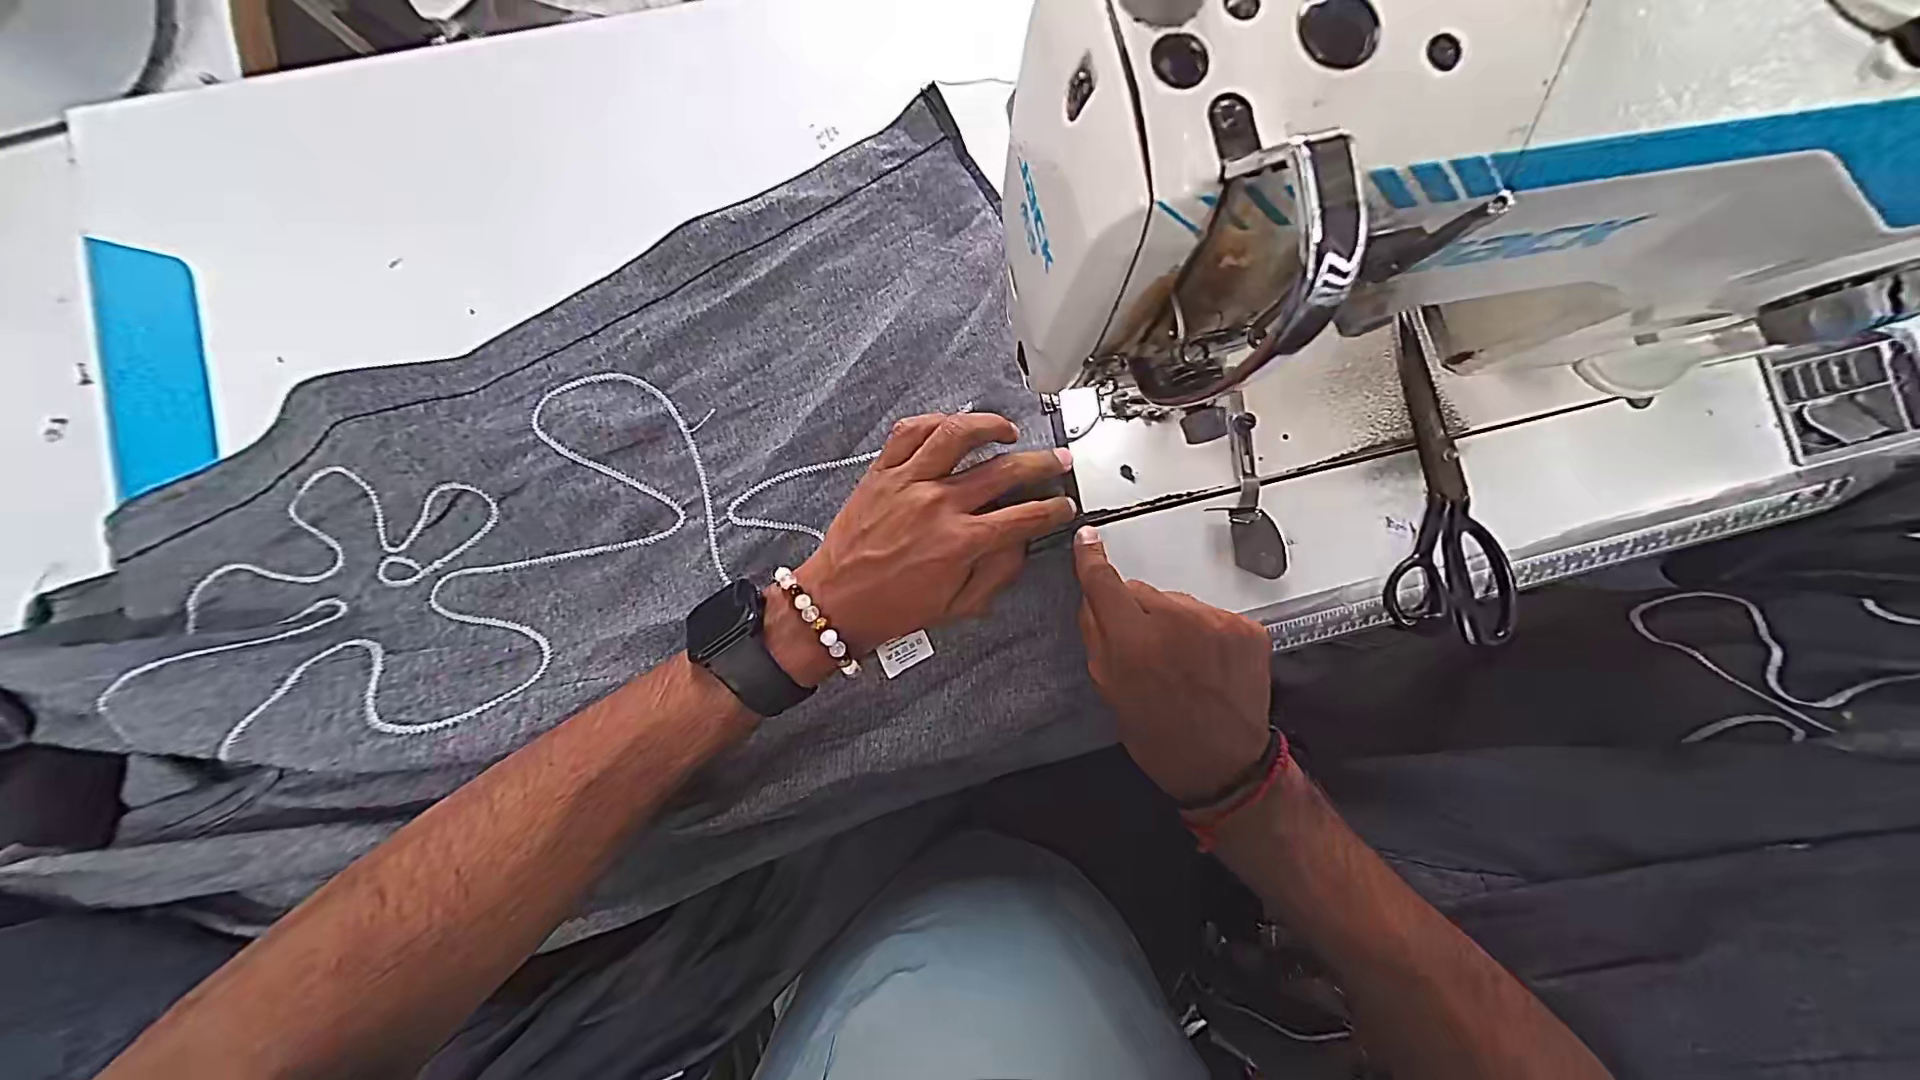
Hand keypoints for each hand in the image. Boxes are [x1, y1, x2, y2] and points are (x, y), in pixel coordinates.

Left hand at [766, 413, 1076, 685]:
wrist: (836, 602)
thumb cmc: (890, 607)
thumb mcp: (956, 605)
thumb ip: (996, 573)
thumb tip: (1020, 543)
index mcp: (959, 542)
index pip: (1024, 515)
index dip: (1053, 508)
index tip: (1062, 505)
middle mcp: (937, 505)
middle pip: (1004, 470)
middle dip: (1042, 464)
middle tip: (1055, 462)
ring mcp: (908, 483)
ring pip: (958, 434)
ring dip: (991, 426)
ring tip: (1008, 431)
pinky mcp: (882, 473)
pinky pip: (909, 432)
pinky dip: (935, 421)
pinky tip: (952, 425)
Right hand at [1073, 525, 1271, 803]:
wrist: (1224, 764)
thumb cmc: (1163, 737)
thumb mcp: (1110, 690)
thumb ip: (1096, 638)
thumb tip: (1091, 600)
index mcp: (1134, 642)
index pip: (1104, 581)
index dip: (1091, 558)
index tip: (1087, 540)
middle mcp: (1176, 623)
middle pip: (1140, 590)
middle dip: (1136, 612)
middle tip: (1145, 650)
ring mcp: (1215, 622)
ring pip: (1176, 600)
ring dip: (1172, 621)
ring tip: (1180, 661)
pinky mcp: (1244, 627)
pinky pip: (1208, 612)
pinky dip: (1202, 630)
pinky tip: (1203, 661)